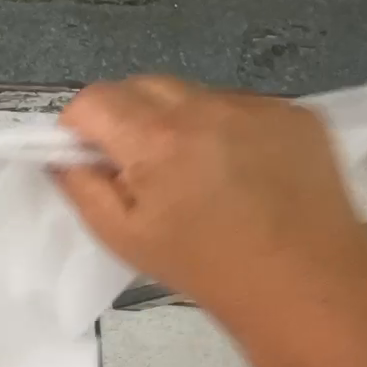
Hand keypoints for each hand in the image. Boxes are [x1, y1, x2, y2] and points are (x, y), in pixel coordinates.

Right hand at [53, 75, 366, 320]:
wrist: (305, 281)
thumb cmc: (198, 262)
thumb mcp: (117, 232)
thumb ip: (79, 184)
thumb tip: (61, 155)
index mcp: (157, 138)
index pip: (94, 98)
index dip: (78, 125)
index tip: (87, 157)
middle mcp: (208, 108)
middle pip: (139, 85)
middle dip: (120, 116)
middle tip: (131, 164)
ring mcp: (258, 106)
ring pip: (187, 93)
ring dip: (169, 119)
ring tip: (186, 168)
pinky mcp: (296, 113)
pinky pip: (234, 104)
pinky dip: (216, 126)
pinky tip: (230, 167)